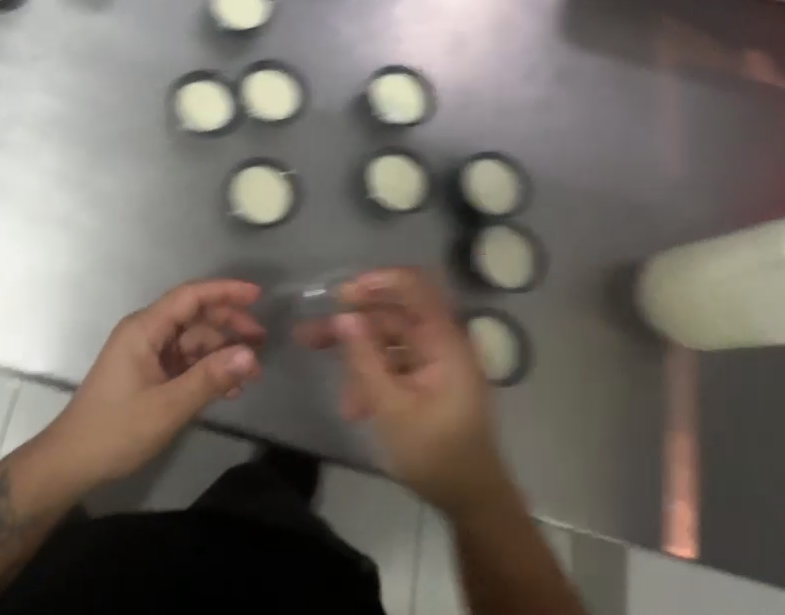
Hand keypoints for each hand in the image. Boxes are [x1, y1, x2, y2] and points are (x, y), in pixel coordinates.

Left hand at [36, 279, 264, 487]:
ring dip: (221, 353)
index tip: (258, 295)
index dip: (225, 292)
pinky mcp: (147, 374)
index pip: (189, 296)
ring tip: (252, 374)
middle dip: (229, 325)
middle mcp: (145, 333)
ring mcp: (145, 354)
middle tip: (262, 343)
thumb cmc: (116, 430)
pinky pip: (184, 362)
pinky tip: (230, 389)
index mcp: (144, 328)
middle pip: (194, 317)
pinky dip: (206, 371)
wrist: (72, 461)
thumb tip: (250, 354)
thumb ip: (210, 379)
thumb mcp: (168, 406)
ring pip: (192, 341)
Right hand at [324, 268, 508, 513]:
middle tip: (311, 334)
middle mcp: (443, 344)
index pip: (414, 288)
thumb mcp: (391, 406)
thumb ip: (364, 357)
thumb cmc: (436, 452)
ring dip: (356, 356)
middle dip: (352, 323)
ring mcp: (437, 363)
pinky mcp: (430, 382)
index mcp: (444, 341)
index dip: (377, 282)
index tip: (340, 295)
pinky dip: (372, 377)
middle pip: (393, 316)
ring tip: (324, 375)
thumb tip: (343, 316)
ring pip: (389, 342)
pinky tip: (353, 406)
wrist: (473, 501)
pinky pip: (395, 365)